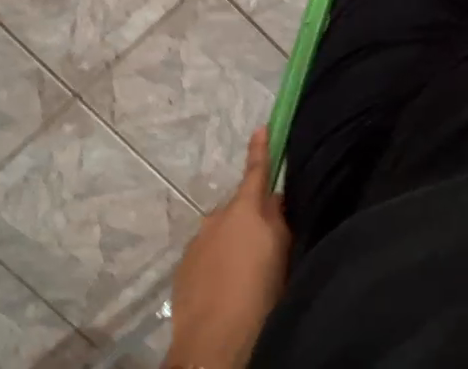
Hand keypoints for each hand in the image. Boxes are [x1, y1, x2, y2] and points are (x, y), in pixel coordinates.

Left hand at [164, 128, 290, 368]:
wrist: (215, 340)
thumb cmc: (260, 289)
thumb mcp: (284, 248)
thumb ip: (279, 218)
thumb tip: (274, 198)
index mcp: (244, 209)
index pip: (256, 170)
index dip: (261, 149)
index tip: (262, 127)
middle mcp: (216, 219)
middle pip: (241, 208)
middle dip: (254, 217)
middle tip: (272, 242)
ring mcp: (196, 245)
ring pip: (223, 234)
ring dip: (236, 244)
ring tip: (250, 273)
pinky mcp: (183, 272)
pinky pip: (208, 257)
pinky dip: (220, 265)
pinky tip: (230, 288)